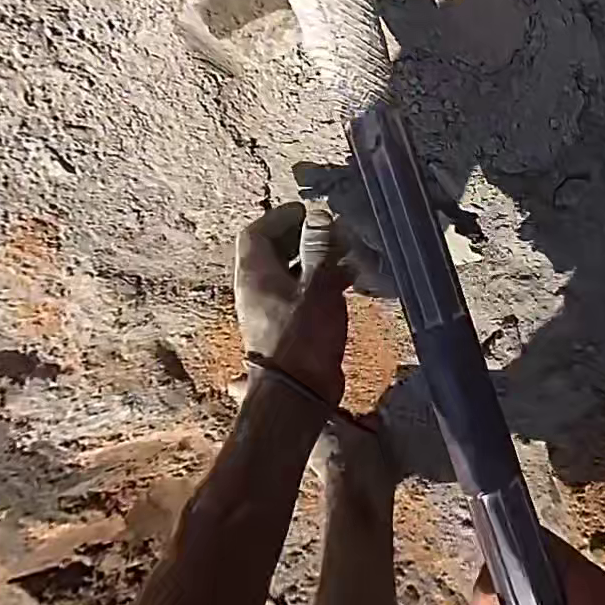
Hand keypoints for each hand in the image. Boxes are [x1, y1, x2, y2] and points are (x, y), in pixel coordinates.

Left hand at [234, 203, 351, 402]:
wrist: (298, 393)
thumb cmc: (303, 337)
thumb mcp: (316, 287)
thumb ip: (318, 249)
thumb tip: (319, 217)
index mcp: (255, 275)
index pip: (256, 233)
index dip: (280, 217)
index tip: (307, 212)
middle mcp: (258, 289)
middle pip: (273, 251)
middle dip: (302, 236)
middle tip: (332, 230)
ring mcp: (272, 309)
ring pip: (291, 272)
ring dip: (316, 259)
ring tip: (346, 254)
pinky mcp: (289, 325)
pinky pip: (302, 292)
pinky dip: (321, 281)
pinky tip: (349, 282)